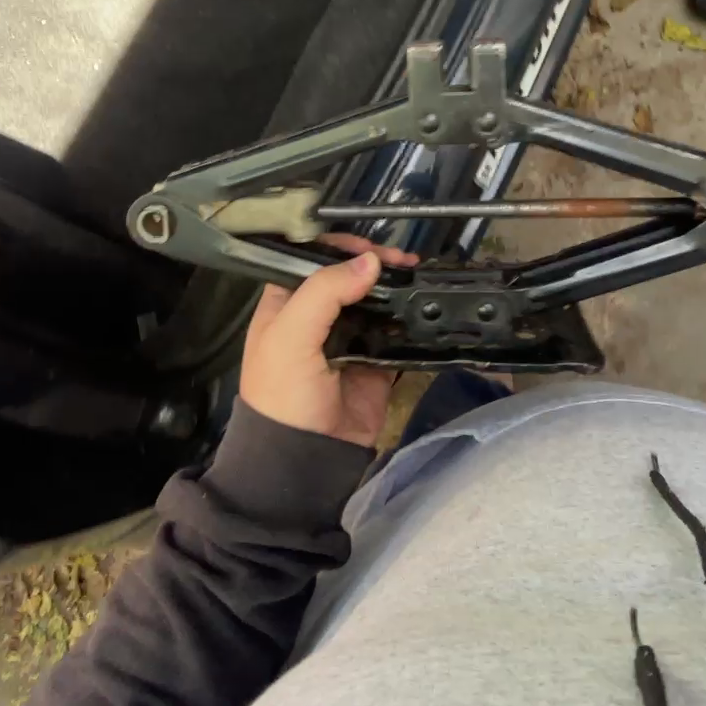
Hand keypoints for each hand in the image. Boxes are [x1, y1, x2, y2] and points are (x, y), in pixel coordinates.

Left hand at [241, 236, 417, 447]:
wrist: (304, 460)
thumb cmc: (283, 394)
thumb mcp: (290, 336)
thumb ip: (325, 291)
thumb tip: (371, 261)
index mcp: (285, 304)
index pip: (311, 260)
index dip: (339, 246)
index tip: (368, 245)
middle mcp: (316, 317)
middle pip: (348, 277)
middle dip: (374, 262)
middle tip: (400, 260)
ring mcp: (347, 340)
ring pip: (374, 300)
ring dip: (394, 285)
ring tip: (416, 274)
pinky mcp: (374, 362)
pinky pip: (394, 333)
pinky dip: (408, 317)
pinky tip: (422, 302)